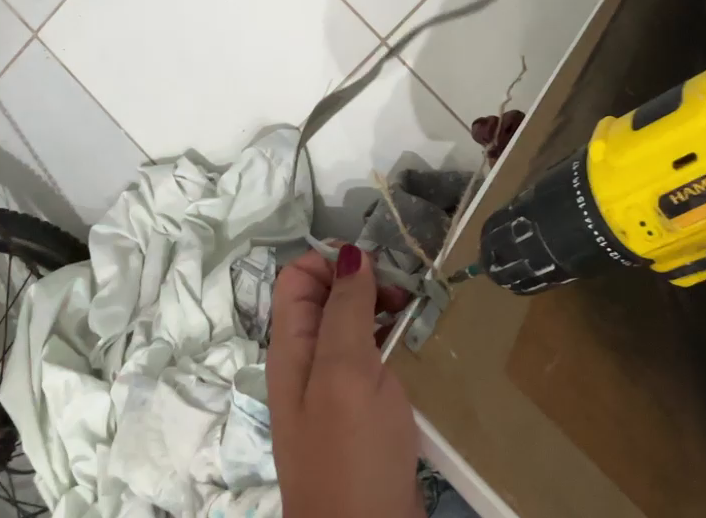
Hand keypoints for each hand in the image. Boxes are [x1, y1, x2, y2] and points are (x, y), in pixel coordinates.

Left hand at [267, 246, 424, 517]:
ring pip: (351, 324)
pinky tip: (412, 344)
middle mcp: (306, 362)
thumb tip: (351, 252)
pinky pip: (369, 356)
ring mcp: (332, 388)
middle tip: (404, 293)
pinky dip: (389, 339)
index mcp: (291, 348)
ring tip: (413, 312)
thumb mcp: (345, 372)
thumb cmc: (351, 453)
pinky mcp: (359, 409)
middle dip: (363, 281)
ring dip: (380, 308)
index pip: (297, 277)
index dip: (333, 262)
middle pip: (325, 296)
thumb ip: (345, 309)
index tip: (377, 270)